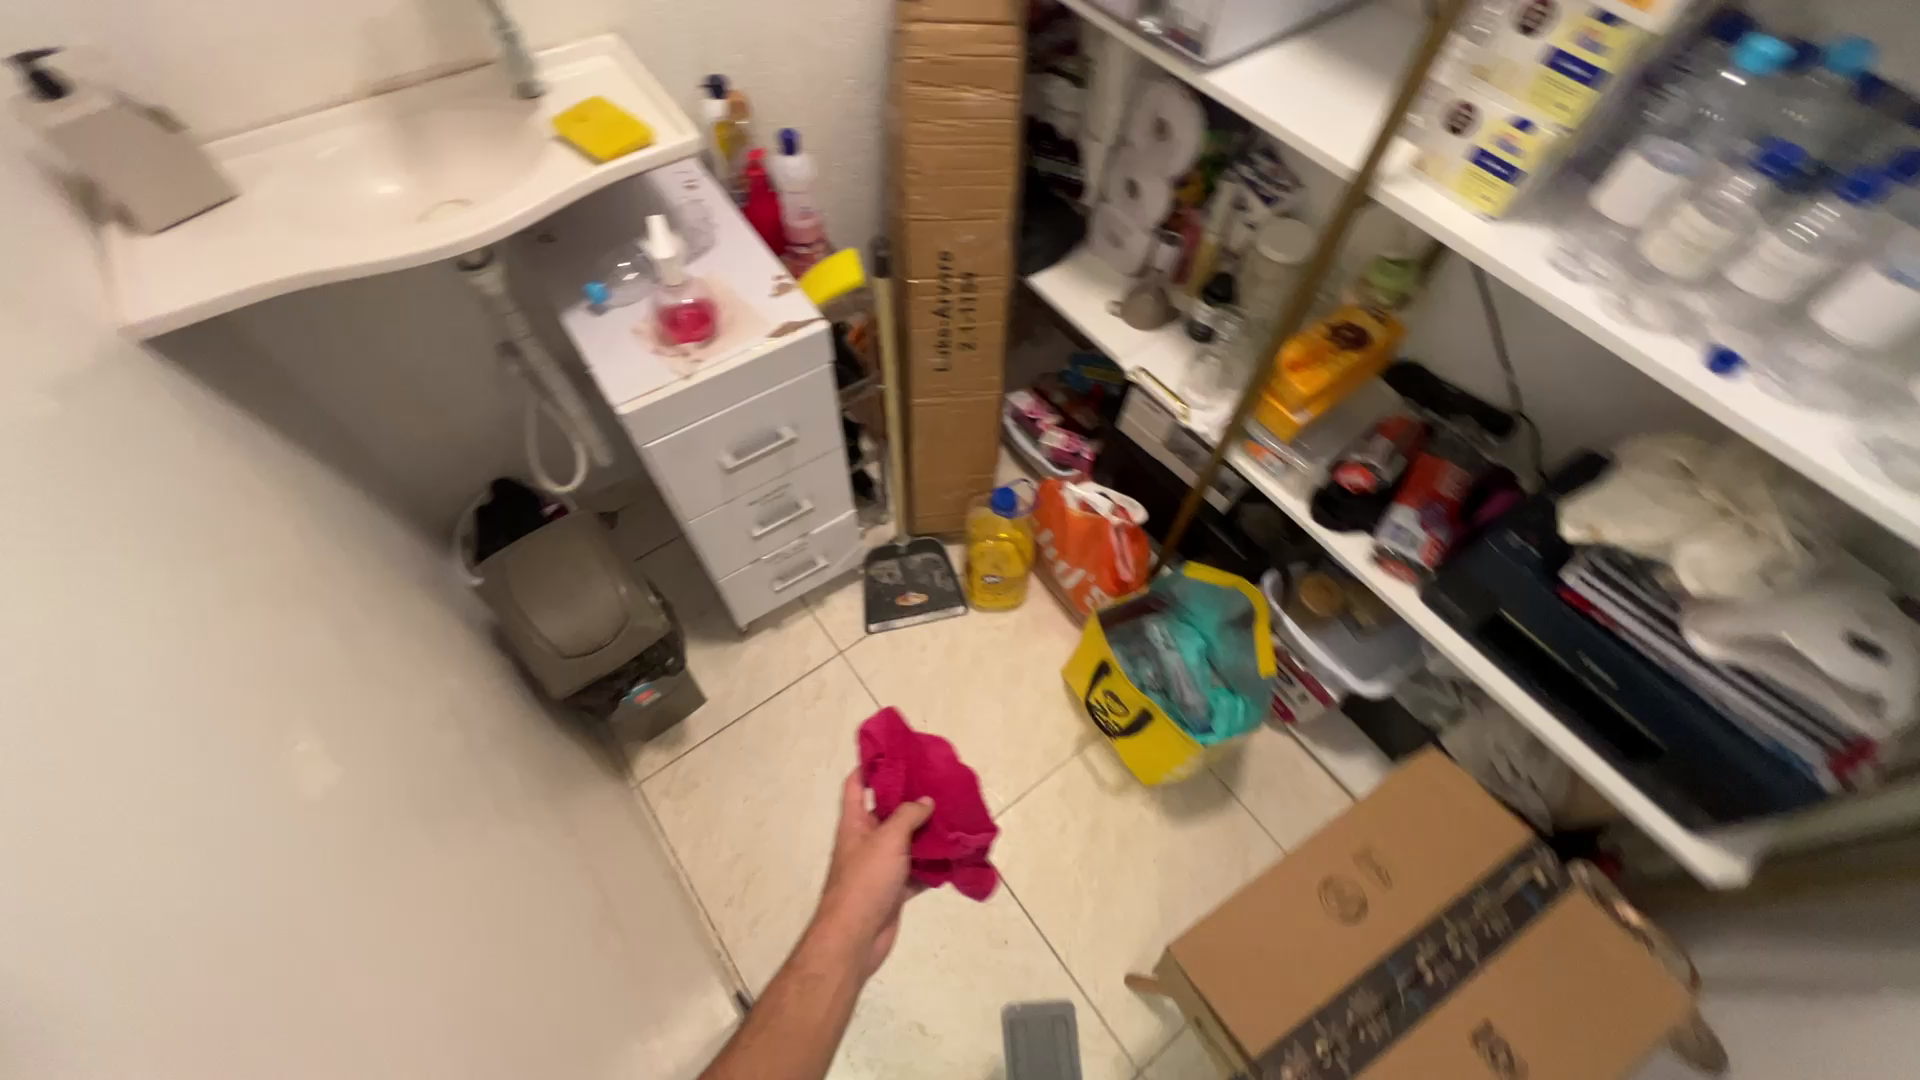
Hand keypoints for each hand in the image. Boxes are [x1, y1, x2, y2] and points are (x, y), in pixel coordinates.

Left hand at [810, 770, 933, 978]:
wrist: (855, 938)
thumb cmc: (865, 880)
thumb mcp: (888, 838)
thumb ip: (908, 815)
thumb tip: (925, 801)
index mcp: (854, 821)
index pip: (857, 784)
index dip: (870, 766)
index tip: (895, 753)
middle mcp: (866, 839)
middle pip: (887, 811)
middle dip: (911, 799)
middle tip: (938, 784)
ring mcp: (880, 866)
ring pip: (906, 841)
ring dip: (927, 832)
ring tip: (953, 815)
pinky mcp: (894, 889)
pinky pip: (917, 871)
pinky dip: (934, 865)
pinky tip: (955, 855)